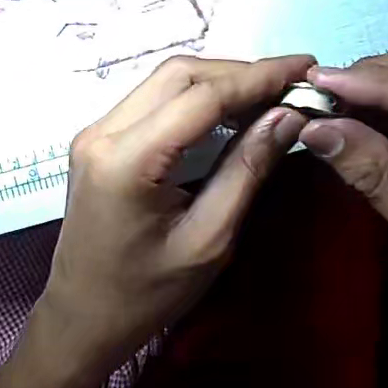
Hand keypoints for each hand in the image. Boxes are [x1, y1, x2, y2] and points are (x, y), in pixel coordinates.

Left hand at [22, 54, 316, 387]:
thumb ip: (247, 170)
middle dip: (240, 72)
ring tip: (269, 95)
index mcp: (126, 160)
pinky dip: (197, 97)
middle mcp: (102, 132)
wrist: (81, 320)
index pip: (202, 96)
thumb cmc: (147, 295)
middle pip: (180, 74)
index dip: (258, 77)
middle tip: (290, 84)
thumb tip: (288, 115)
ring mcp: (95, 133)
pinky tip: (230, 111)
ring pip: (166, 81)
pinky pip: (154, 100)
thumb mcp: (209, 240)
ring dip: (220, 81)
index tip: (305, 67)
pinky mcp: (99, 140)